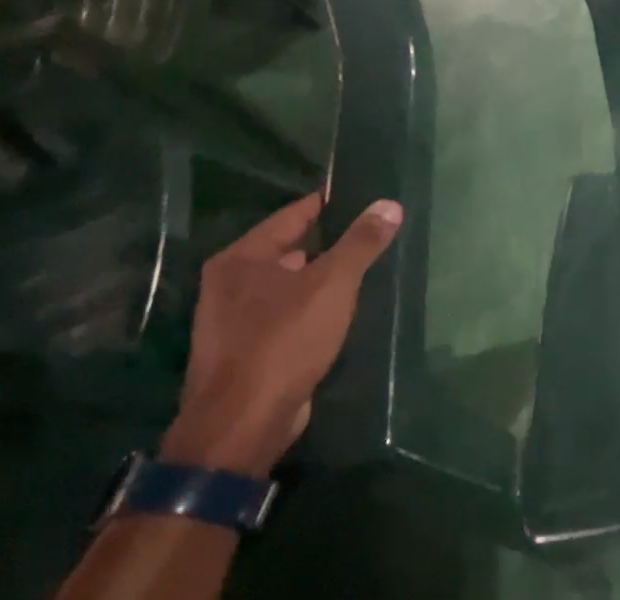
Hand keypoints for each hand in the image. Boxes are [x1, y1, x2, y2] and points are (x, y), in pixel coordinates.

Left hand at [159, 193, 401, 476]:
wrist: (244, 421)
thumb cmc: (284, 340)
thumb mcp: (332, 284)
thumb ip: (361, 243)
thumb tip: (389, 204)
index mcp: (241, 259)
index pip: (294, 215)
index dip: (332, 205)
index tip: (369, 198)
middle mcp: (230, 282)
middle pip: (290, 248)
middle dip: (330, 242)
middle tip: (375, 235)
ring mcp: (234, 318)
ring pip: (289, 282)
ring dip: (322, 277)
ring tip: (366, 270)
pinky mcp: (247, 348)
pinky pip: (287, 312)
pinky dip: (312, 305)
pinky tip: (342, 311)